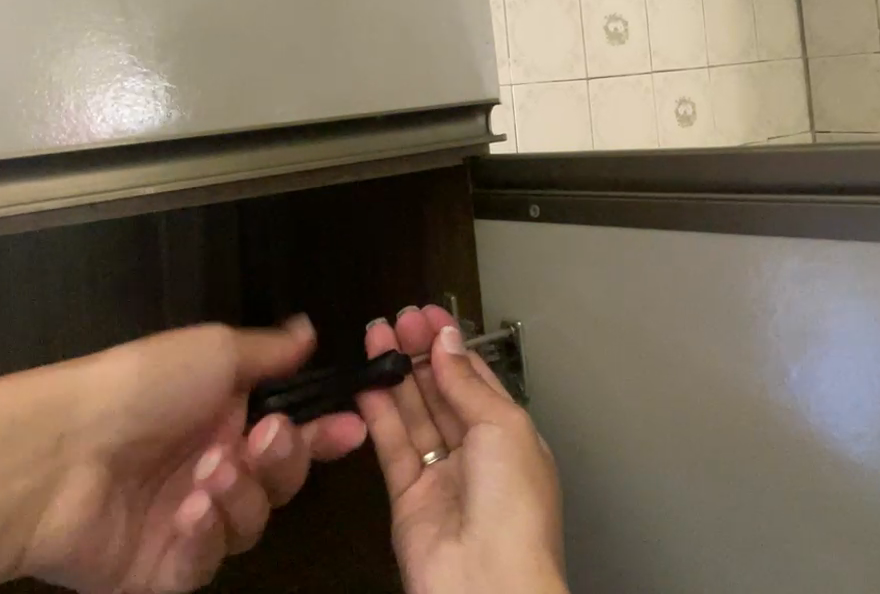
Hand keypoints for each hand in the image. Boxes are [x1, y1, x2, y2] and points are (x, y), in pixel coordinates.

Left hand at [18, 318, 367, 592]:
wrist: (61, 455)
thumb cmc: (146, 389)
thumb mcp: (215, 350)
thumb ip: (271, 351)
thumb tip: (309, 329)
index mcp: (228, 414)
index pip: (293, 426)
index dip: (325, 430)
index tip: (354, 428)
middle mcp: (215, 463)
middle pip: (282, 477)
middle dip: (283, 459)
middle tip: (262, 441)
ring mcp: (190, 519)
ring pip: (252, 521)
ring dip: (239, 496)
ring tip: (206, 478)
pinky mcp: (164, 569)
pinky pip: (208, 562)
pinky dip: (203, 538)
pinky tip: (184, 517)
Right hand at [357, 306, 566, 593]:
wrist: (487, 586)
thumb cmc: (514, 503)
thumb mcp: (502, 427)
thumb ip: (466, 382)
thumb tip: (446, 338)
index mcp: (510, 436)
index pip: (476, 378)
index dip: (451, 345)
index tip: (428, 314)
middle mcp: (476, 453)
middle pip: (442, 392)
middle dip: (420, 353)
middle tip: (398, 318)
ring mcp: (441, 475)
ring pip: (414, 414)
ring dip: (395, 374)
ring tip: (375, 334)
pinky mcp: (407, 497)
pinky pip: (392, 446)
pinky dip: (378, 412)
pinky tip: (365, 381)